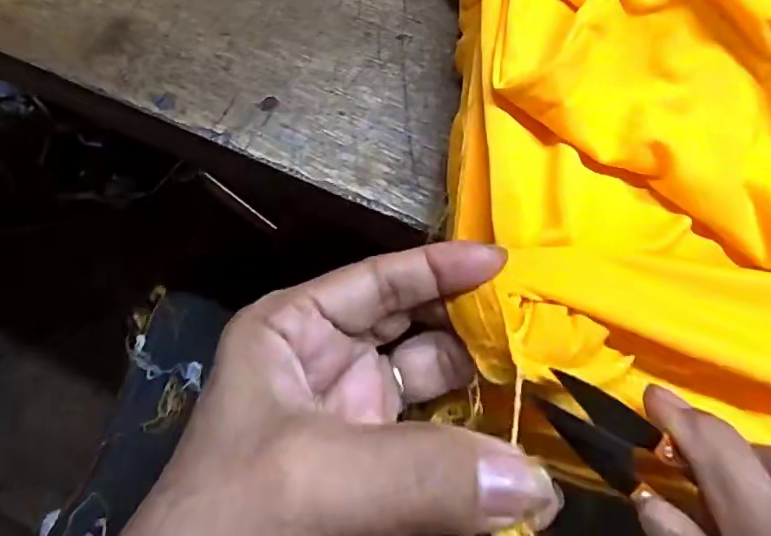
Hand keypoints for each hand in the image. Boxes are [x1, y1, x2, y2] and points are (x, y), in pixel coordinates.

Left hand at [124, 243, 563, 535]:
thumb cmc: (230, 518)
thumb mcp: (315, 478)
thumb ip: (422, 473)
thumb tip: (537, 481)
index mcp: (295, 330)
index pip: (380, 280)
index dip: (440, 265)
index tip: (503, 261)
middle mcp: (327, 365)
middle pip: (414, 327)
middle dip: (471, 324)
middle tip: (535, 327)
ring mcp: (351, 425)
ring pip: (430, 387)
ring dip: (481, 388)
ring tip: (540, 387)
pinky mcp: (372, 484)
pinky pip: (434, 452)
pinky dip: (474, 451)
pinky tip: (517, 456)